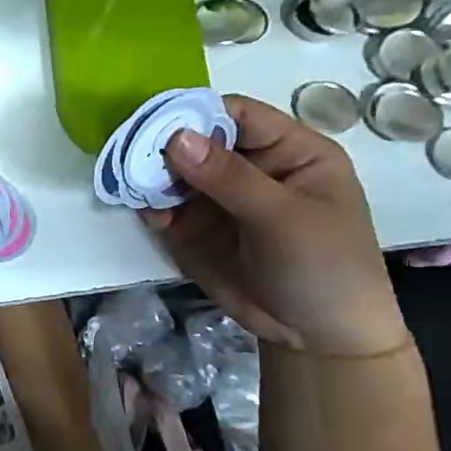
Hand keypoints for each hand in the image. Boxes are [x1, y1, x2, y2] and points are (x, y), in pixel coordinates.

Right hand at [141, 95, 409, 356]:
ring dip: (152, 174)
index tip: (159, 121)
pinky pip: (166, 209)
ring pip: (176, 174)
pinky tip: (141, 208)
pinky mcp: (196, 232)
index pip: (238, 115)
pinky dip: (150, 205)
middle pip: (199, 141)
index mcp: (287, 151)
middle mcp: (249, 168)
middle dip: (166, 143)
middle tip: (131, 148)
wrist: (317, 337)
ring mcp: (219, 201)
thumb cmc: (322, 265)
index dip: (200, 113)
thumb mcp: (283, 216)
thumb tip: (176, 137)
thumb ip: (229, 177)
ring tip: (128, 177)